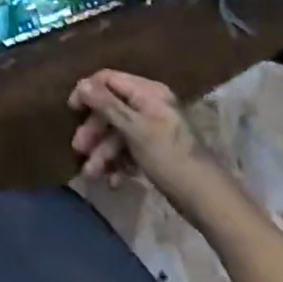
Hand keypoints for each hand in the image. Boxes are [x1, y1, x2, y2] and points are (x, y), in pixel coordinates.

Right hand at [68, 70, 217, 202]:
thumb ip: (107, 104)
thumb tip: (82, 83)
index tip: (72, 109)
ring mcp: (152, 129)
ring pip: (117, 132)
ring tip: (91, 173)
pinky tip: (112, 180)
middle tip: (78, 148)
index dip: (87, 91)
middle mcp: (149, 105)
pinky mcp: (155, 151)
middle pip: (110, 108)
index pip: (108, 79)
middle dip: (94, 130)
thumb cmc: (171, 159)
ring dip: (102, 151)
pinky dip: (118, 162)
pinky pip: (128, 149)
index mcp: (148, 93)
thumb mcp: (135, 130)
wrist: (210, 203)